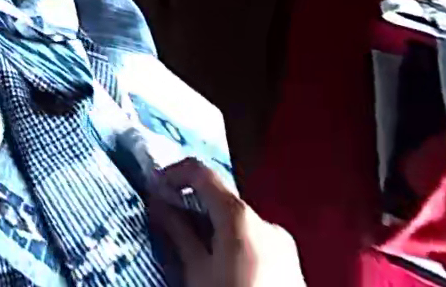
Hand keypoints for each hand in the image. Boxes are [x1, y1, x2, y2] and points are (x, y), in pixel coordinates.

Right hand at [150, 158, 305, 286]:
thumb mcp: (196, 273)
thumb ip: (177, 231)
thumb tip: (158, 200)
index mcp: (240, 215)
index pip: (200, 172)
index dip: (172, 174)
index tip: (153, 192)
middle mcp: (265, 222)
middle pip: (219, 199)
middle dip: (190, 208)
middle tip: (166, 227)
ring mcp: (284, 248)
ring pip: (235, 224)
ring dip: (209, 229)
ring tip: (190, 255)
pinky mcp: (292, 272)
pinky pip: (253, 245)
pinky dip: (230, 247)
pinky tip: (218, 273)